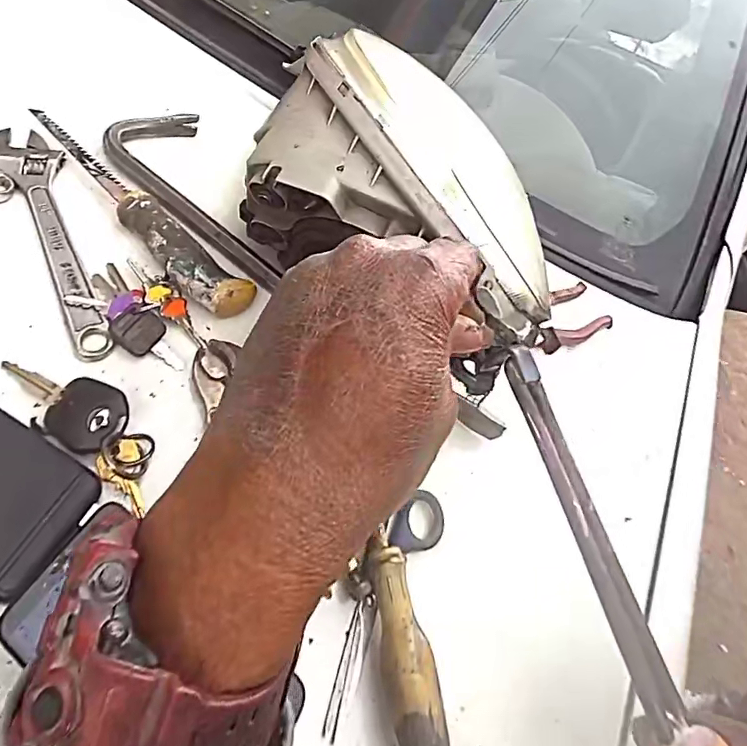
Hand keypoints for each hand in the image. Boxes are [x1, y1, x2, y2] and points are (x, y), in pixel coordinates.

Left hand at [130, 236, 486, 693]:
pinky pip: (329, 288)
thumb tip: (442, 342)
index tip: (464, 306)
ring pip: (367, 271)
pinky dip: (343, 309)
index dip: (467, 287)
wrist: (278, 488)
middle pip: (411, 258)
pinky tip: (351, 354)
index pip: (458, 257)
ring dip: (381, 301)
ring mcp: (317, 278)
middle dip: (425, 294)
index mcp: (418, 282)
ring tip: (387, 354)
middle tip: (432, 337)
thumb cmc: (351, 459)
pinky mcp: (282, 298)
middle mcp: (364, 266)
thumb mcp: (437, 403)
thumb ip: (445, 352)